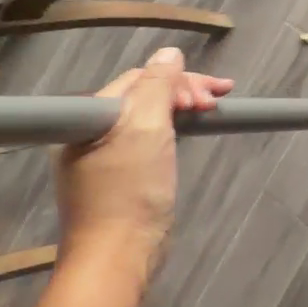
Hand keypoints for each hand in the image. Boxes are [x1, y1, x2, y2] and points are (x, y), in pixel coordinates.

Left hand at [55, 47, 233, 273]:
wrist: (120, 253)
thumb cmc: (130, 189)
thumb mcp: (146, 129)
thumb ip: (157, 86)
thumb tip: (167, 52)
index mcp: (88, 120)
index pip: (138, 79)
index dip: (177, 80)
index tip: (209, 95)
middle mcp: (91, 133)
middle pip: (144, 95)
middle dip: (185, 91)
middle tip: (219, 100)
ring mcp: (105, 155)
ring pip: (150, 114)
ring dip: (184, 106)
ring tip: (213, 111)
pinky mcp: (121, 173)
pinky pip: (151, 135)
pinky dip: (176, 126)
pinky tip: (193, 128)